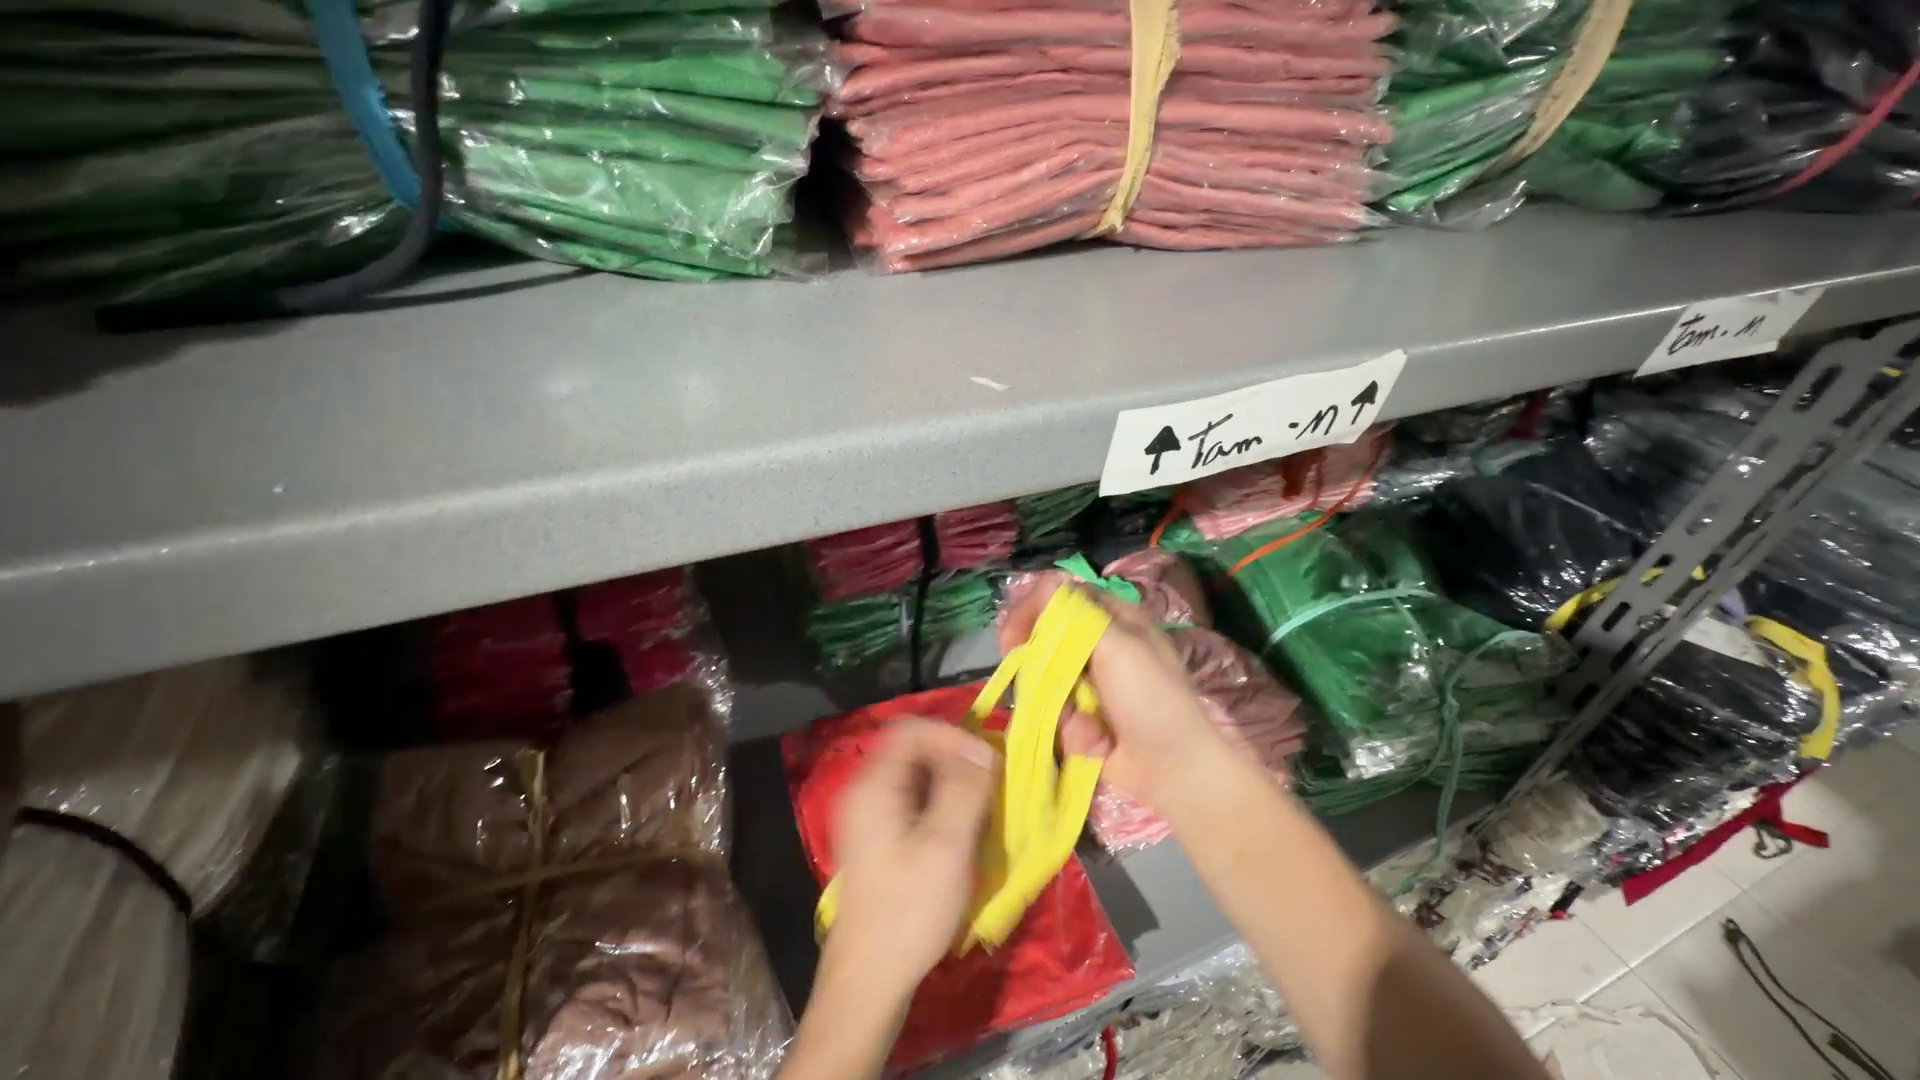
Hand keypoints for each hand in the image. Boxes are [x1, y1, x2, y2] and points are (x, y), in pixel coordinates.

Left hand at [824, 718, 996, 1003]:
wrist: (870, 977)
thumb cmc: (909, 910)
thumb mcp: (945, 846)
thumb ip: (965, 790)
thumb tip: (984, 749)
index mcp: (873, 786)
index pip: (912, 729)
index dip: (953, 736)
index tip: (988, 762)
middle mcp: (865, 792)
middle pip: (914, 750)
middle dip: (957, 758)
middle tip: (992, 783)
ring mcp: (870, 817)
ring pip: (917, 777)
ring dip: (953, 783)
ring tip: (984, 807)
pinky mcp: (880, 840)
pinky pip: (914, 801)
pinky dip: (942, 804)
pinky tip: (963, 830)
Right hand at [998, 575, 1228, 808]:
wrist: (1171, 767)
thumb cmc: (1150, 697)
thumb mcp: (1119, 645)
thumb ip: (1078, 613)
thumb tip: (1045, 580)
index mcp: (1116, 620)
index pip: (1062, 598)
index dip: (1033, 608)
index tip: (1012, 632)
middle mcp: (1101, 646)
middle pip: (1046, 637)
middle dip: (1035, 658)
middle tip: (1025, 672)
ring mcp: (1090, 685)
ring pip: (1044, 677)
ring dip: (1055, 700)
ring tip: (1081, 719)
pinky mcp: (1082, 718)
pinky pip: (1054, 712)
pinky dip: (1067, 726)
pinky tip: (1090, 741)